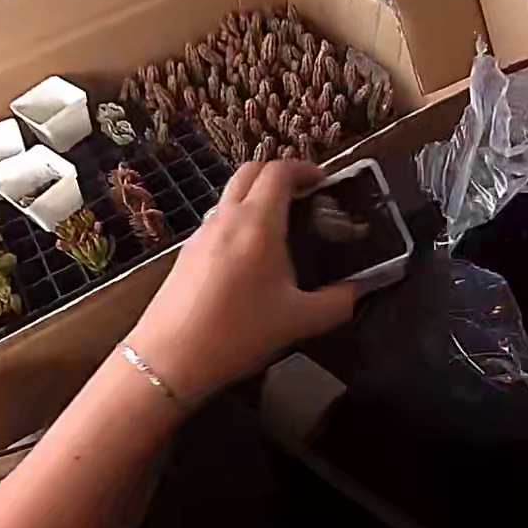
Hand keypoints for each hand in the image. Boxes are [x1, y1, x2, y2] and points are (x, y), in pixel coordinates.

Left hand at [124, 161, 357, 403]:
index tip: (323, 181)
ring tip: (282, 224)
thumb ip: (337, 303)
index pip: (279, 172)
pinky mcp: (186, 252)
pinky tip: (251, 255)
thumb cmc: (238, 333)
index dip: (304, 168)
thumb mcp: (299, 321)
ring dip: (257, 194)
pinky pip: (218, 219)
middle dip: (279, 173)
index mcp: (258, 223)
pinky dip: (239, 218)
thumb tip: (357, 292)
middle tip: (304, 194)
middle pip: (250, 171)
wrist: (169, 359)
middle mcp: (227, 218)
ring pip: (231, 194)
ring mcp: (202, 233)